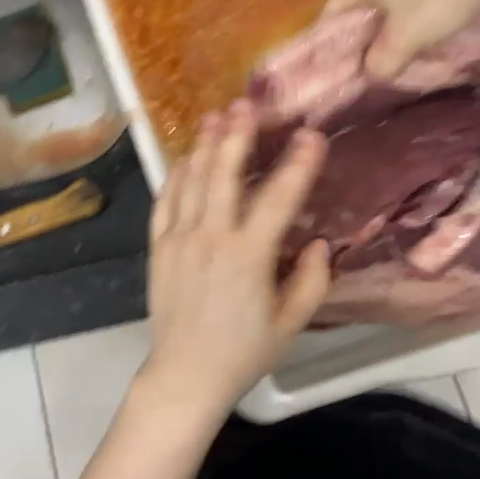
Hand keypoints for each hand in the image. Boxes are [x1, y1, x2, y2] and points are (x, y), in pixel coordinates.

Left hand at [140, 99, 331, 422]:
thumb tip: (321, 244)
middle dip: (236, 135)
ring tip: (215, 116)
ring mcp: (179, 237)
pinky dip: (176, 175)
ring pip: (191, 179)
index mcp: (248, 257)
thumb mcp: (289, 325)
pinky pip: (165, 199)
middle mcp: (211, 237)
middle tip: (246, 105)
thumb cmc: (243, 352)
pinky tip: (186, 158)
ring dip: (204, 145)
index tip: (310, 135)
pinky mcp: (158, 243)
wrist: (184, 373)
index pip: (278, 199)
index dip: (297, 164)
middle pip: (223, 173)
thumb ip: (310, 282)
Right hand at [322, 0, 479, 80]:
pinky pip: (415, 2)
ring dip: (391, 31)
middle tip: (367, 66)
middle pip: (360, 8)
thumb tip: (372, 73)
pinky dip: (415, 22)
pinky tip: (428, 40)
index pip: (332, 11)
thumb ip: (381, 60)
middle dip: (362, 37)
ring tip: (398, 57)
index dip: (329, 40)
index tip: (335, 68)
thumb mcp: (405, 37)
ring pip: (390, 6)